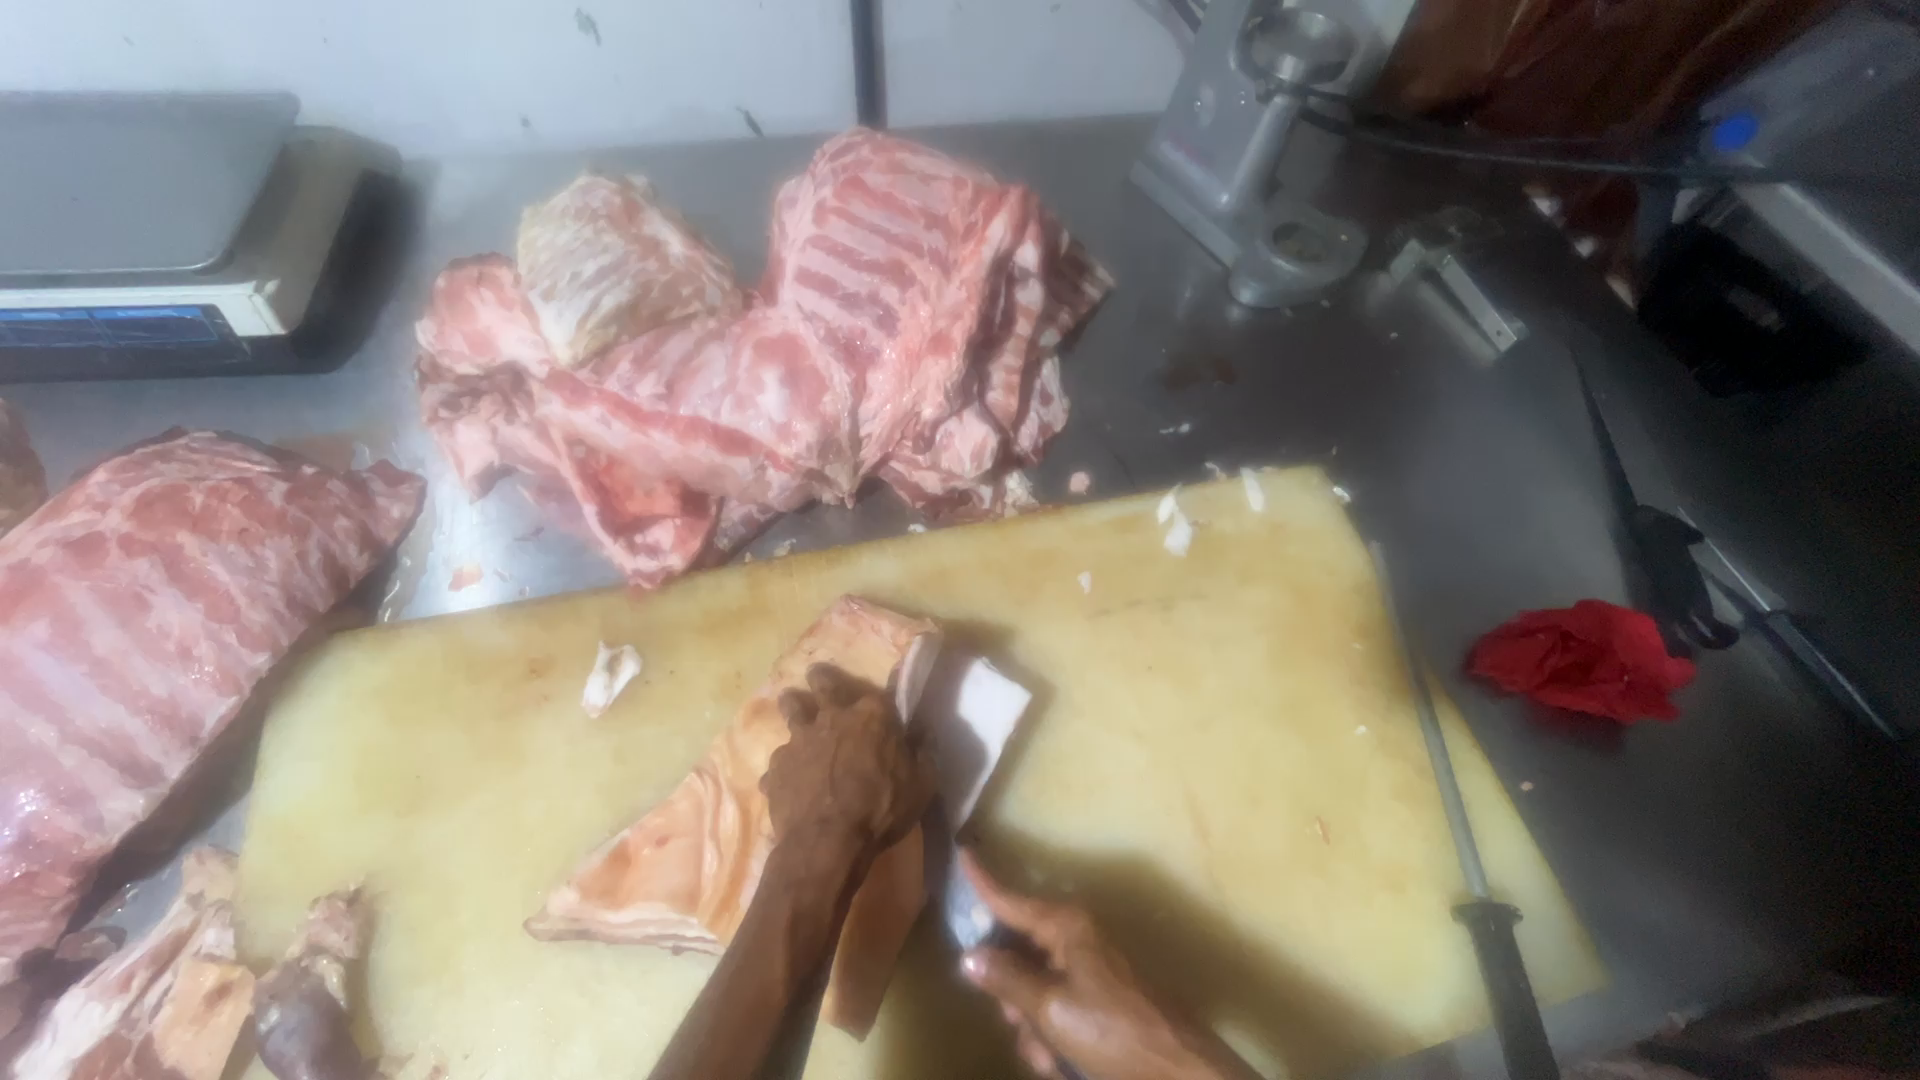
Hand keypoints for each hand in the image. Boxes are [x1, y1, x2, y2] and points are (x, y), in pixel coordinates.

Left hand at [763, 664, 934, 860]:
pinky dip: (785, 766)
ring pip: (791, 709)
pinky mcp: (777, 767)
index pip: (878, 693)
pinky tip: (786, 779)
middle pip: (823, 684)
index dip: (878, 699)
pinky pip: (780, 760)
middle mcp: (833, 717)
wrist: (828, 842)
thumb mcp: (921, 784)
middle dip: (822, 677)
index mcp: (872, 716)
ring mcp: (800, 740)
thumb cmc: (881, 809)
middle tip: (818, 674)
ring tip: (792, 704)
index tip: (876, 703)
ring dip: (793, 705)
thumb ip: (923, 753)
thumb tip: (925, 731)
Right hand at [958, 852, 1261, 1079]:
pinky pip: (1053, 1006)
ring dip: (1030, 1026)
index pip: (1010, 899)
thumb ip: (1007, 980)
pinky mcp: (1094, 994)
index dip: (982, 880)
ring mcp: (1085, 966)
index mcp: (1065, 925)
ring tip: (1049, 1057)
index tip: (963, 849)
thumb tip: (971, 954)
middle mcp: (1074, 936)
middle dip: (1010, 995)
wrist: (1174, 1067)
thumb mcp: (1051, 1009)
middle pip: (1016, 953)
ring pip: (1031, 987)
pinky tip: (1060, 1063)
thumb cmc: (1111, 1030)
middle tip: (1017, 1024)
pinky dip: (1050, 1035)